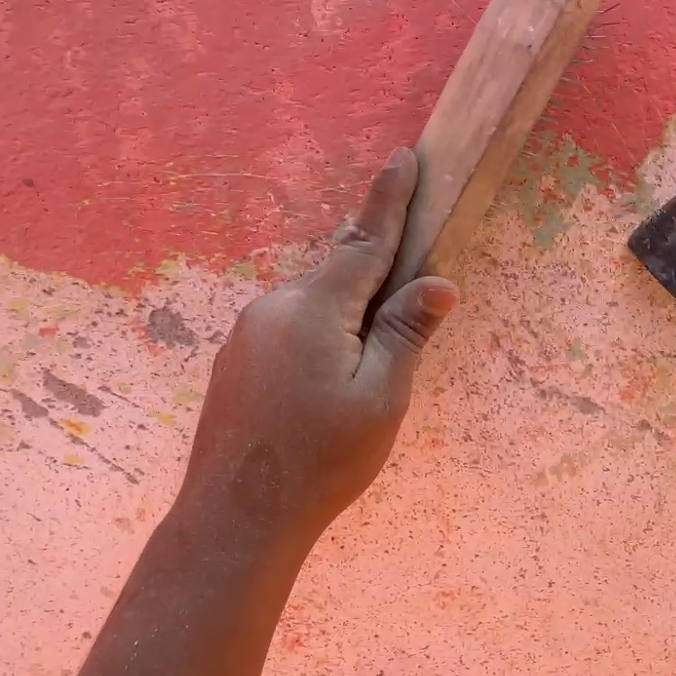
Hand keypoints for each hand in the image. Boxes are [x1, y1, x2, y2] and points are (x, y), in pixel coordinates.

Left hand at [179, 148, 458, 538]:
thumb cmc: (323, 460)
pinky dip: (321, 333)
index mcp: (314, 309)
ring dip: (347, 312)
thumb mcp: (381, 397)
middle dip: (375, 272)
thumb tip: (439, 283)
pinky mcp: (237, 361)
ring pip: (313, 304)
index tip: (403, 158)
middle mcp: (274, 307)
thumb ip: (404, 332)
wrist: (237, 517)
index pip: (364, 241)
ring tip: (367, 365)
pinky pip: (290, 327)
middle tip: (408, 296)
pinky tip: (328, 379)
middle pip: (338, 273)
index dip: (389, 200)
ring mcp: (248, 334)